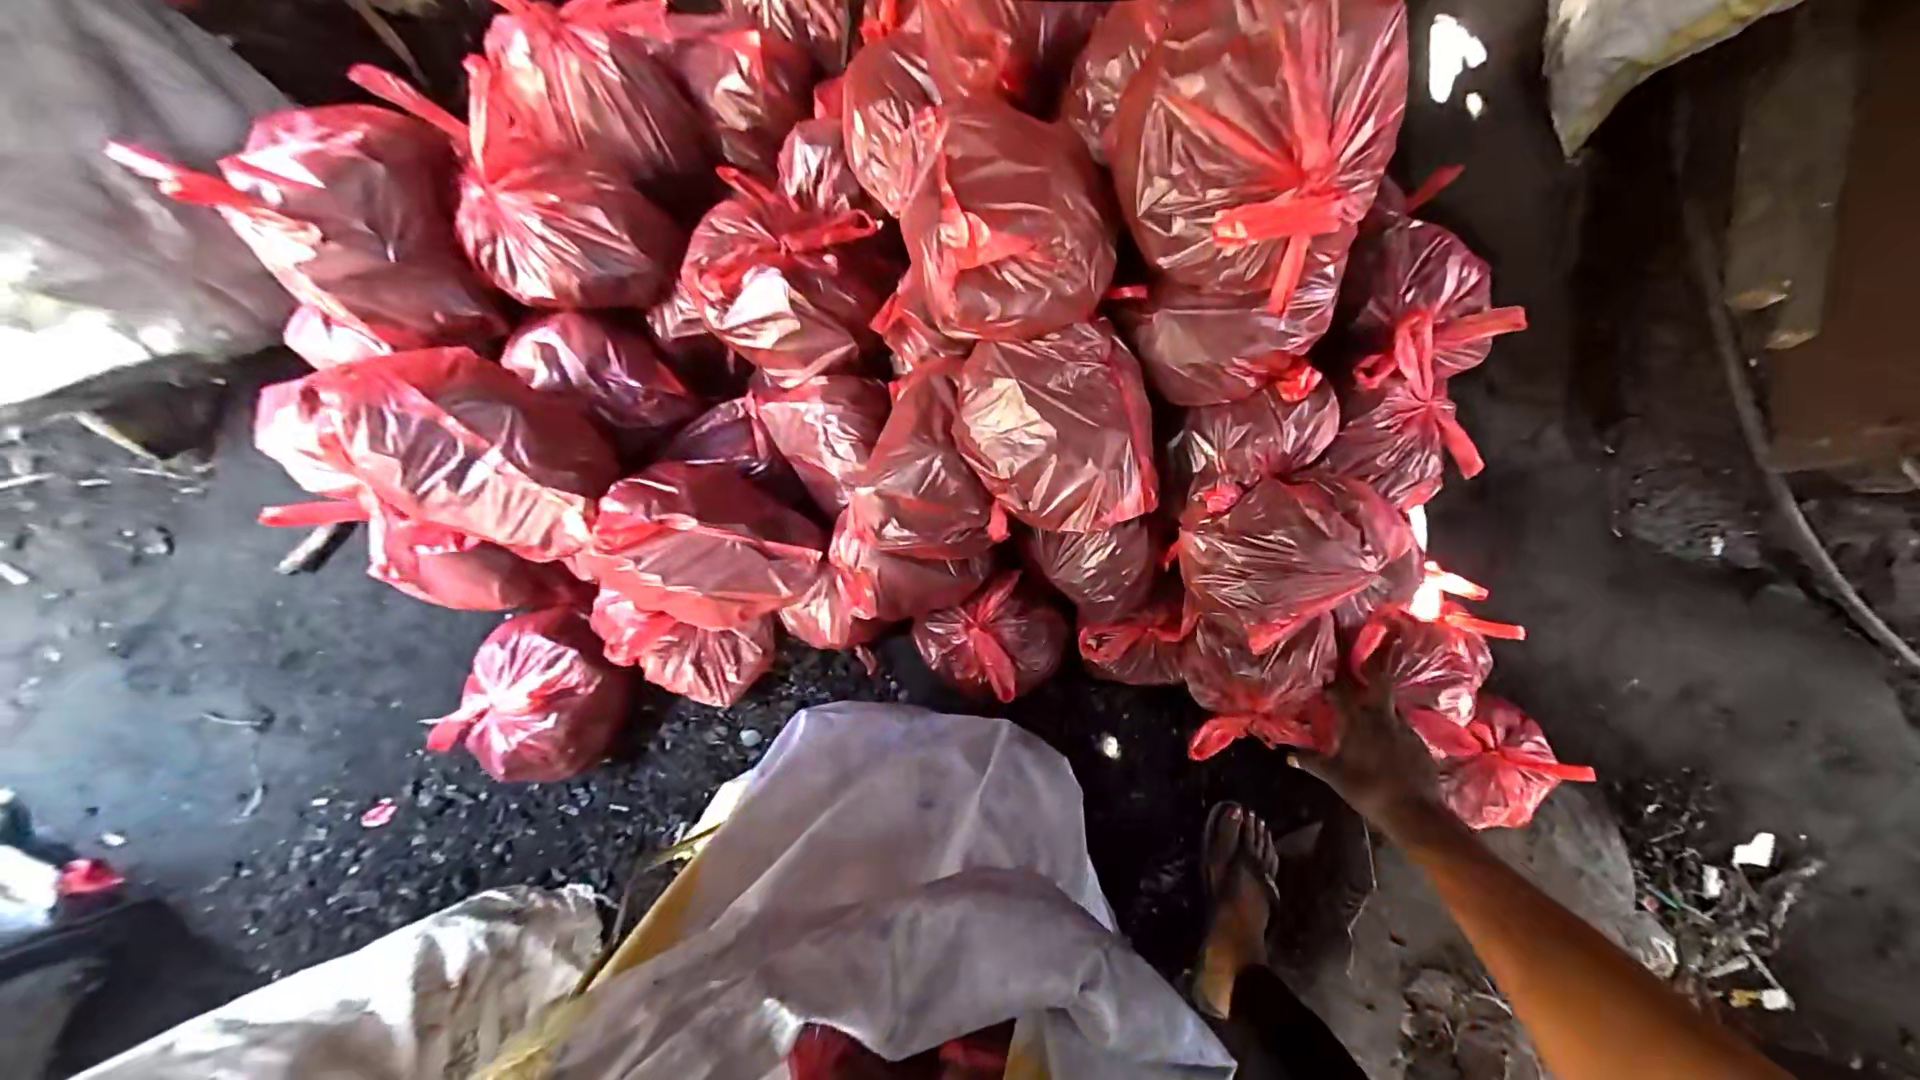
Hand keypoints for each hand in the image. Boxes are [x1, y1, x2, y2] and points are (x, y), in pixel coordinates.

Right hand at [1291, 678, 1449, 841]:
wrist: (1415, 811)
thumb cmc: (1367, 789)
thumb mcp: (1333, 776)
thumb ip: (1311, 761)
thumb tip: (1288, 755)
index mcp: (1358, 722)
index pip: (1342, 693)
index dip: (1332, 688)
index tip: (1324, 687)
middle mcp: (1382, 718)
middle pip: (1380, 683)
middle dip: (1370, 673)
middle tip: (1359, 672)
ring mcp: (1405, 729)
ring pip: (1392, 705)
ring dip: (1380, 703)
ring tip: (1370, 712)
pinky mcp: (1420, 743)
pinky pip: (1403, 725)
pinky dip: (1393, 726)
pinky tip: (1388, 738)